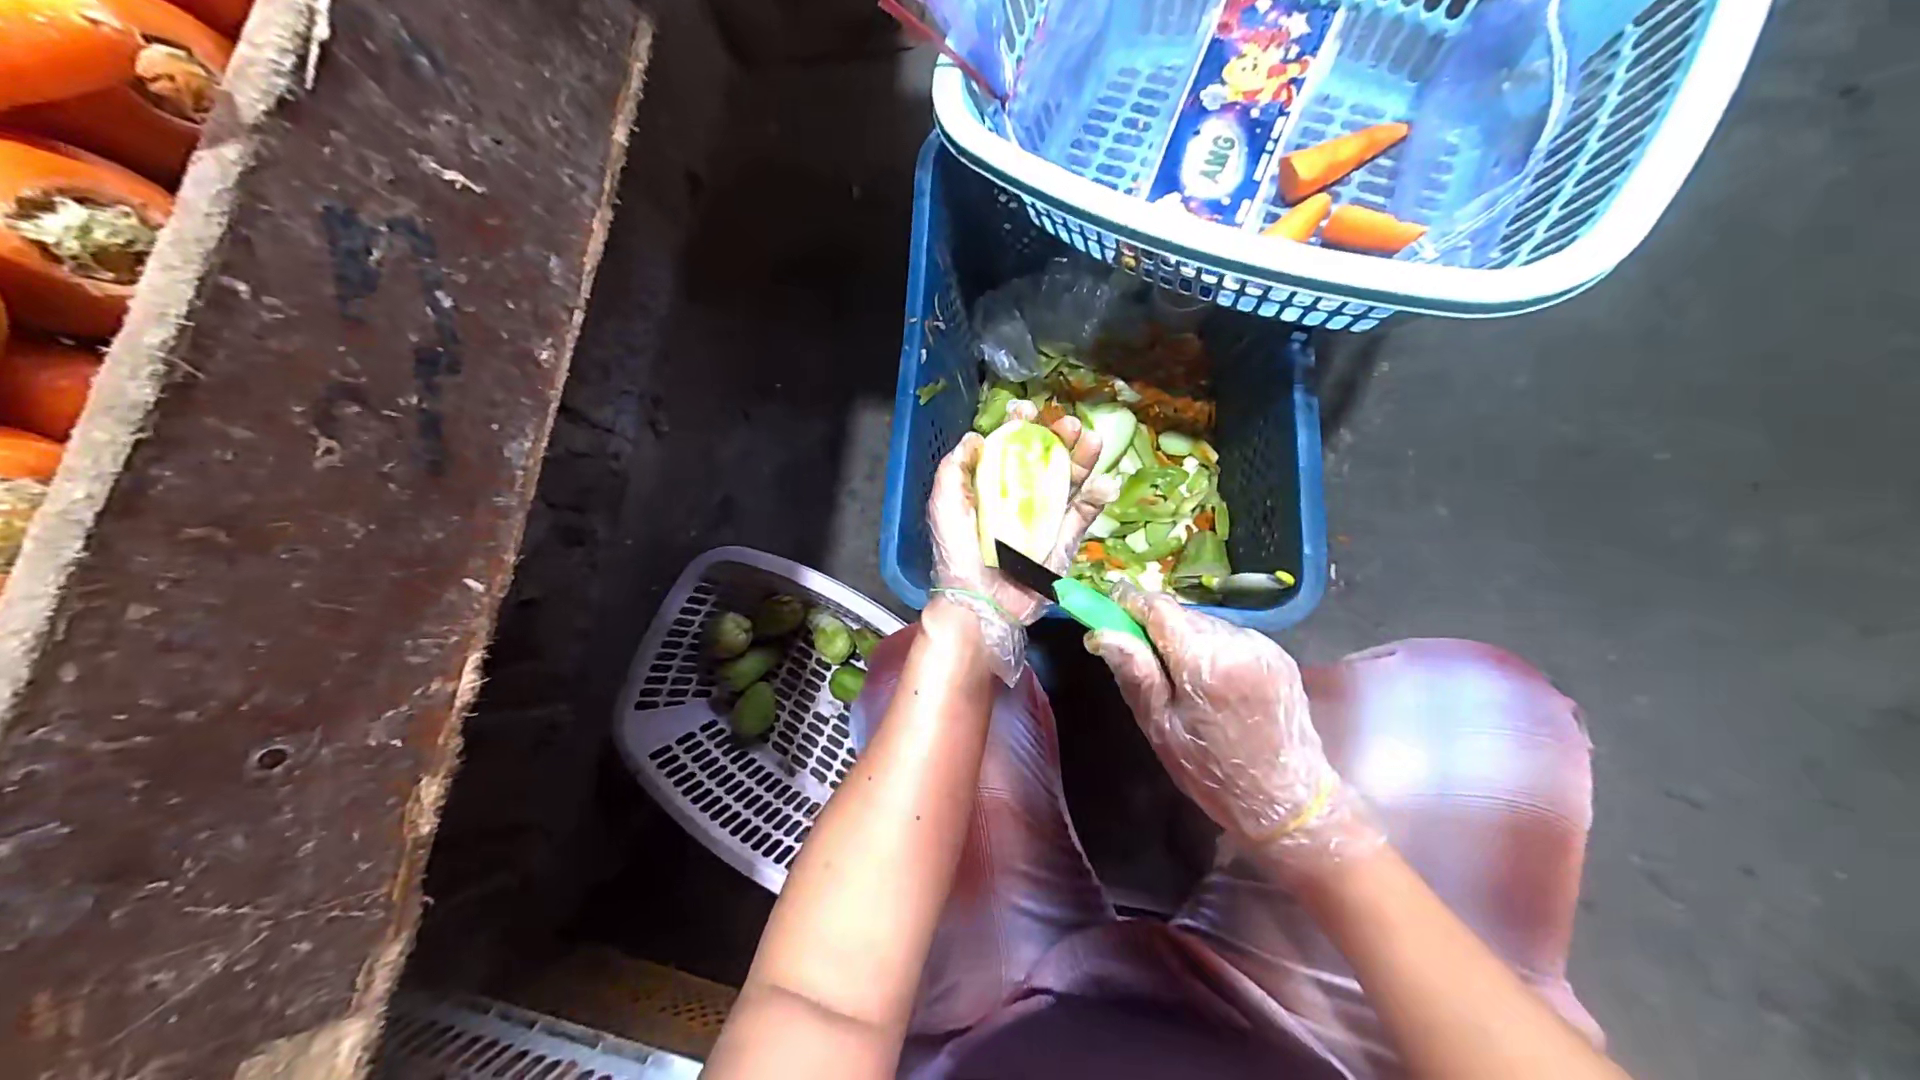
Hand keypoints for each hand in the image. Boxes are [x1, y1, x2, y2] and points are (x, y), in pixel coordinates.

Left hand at [928, 401, 1118, 681]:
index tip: (1026, 410)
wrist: (981, 604)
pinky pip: (1084, 515)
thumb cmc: (957, 555)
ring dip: (1082, 458)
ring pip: (1070, 481)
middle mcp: (1020, 498)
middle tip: (1066, 422)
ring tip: (1090, 438)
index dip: (1019, 427)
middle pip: (1045, 459)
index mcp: (991, 488)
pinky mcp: (1064, 540)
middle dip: (1057, 436)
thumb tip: (975, 437)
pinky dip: (1096, 497)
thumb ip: (954, 470)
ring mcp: (1045, 519)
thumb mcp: (944, 506)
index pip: (1008, 449)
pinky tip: (1103, 481)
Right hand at [1086, 585, 1380, 870]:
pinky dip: (1211, 647)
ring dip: (1184, 637)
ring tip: (1179, 675)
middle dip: (1156, 625)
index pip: (1159, 608)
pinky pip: (1230, 635)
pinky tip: (1210, 680)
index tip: (1109, 604)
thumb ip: (1135, 674)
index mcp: (1204, 663)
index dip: (1130, 601)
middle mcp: (1237, 643)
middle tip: (1140, 653)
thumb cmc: (1214, 772)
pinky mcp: (1278, 654)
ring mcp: (1262, 646)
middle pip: (1183, 613)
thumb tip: (1101, 633)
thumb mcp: (1162, 729)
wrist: (1288, 802)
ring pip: (1206, 622)